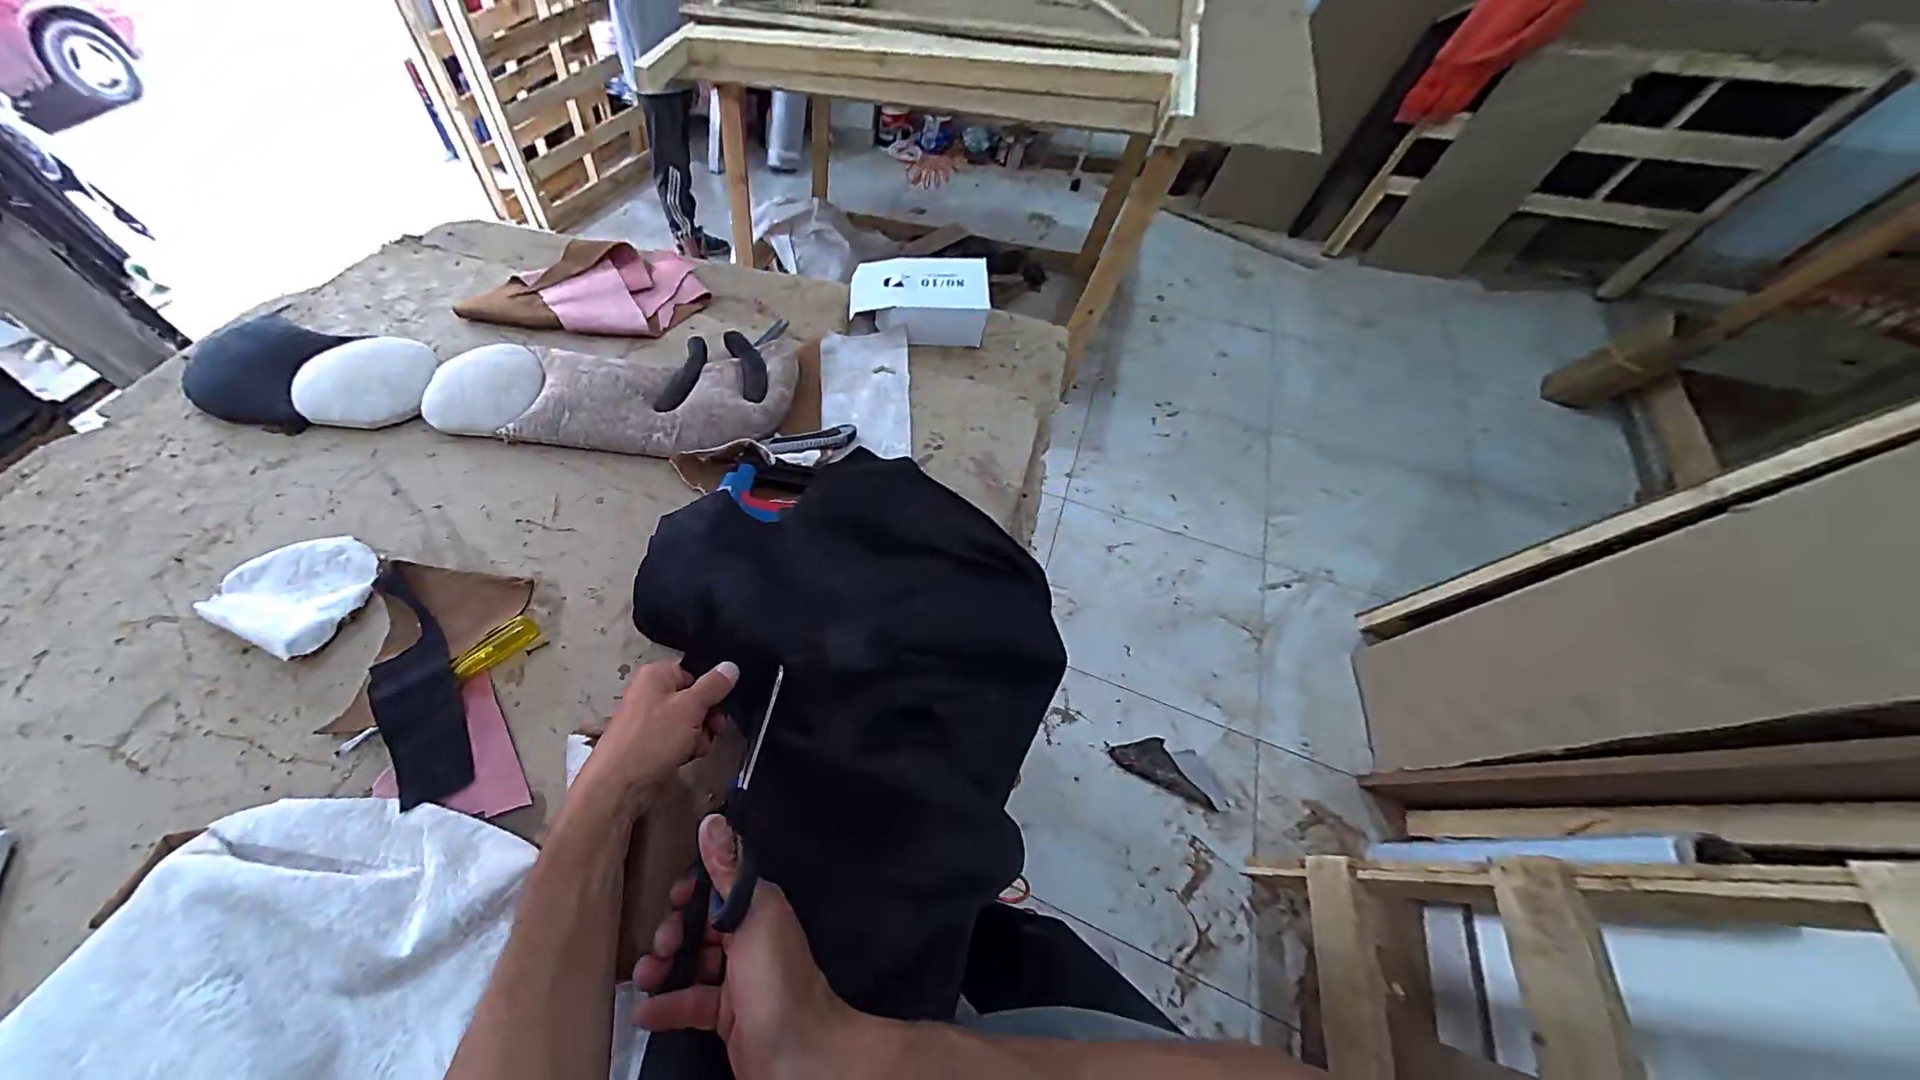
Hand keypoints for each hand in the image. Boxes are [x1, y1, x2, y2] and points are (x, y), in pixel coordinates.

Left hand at [575, 660, 737, 808]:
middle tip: (715, 729)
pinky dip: (685, 746)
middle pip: (694, 697)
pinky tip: (685, 756)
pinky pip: (676, 737)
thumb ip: (714, 685)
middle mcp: (650, 692)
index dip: (711, 689)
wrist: (618, 785)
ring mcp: (647, 718)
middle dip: (708, 716)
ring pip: (688, 720)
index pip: (696, 672)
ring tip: (695, 747)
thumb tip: (731, 666)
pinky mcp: (648, 741)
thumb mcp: (691, 706)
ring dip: (699, 734)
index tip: (722, 704)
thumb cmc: (654, 739)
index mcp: (656, 675)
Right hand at [635, 814, 881, 1079]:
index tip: (674, 898)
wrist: (797, 1052)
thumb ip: (729, 870)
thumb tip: (712, 820)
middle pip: (702, 925)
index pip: (721, 887)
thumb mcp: (753, 914)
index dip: (695, 890)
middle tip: (660, 944)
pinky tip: (646, 1011)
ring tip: (645, 976)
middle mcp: (749, 937)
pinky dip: (667, 1005)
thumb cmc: (775, 975)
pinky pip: (690, 1003)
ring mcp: (736, 978)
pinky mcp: (725, 1015)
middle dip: (675, 930)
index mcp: (760, 907)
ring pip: (692, 963)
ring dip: (665, 967)